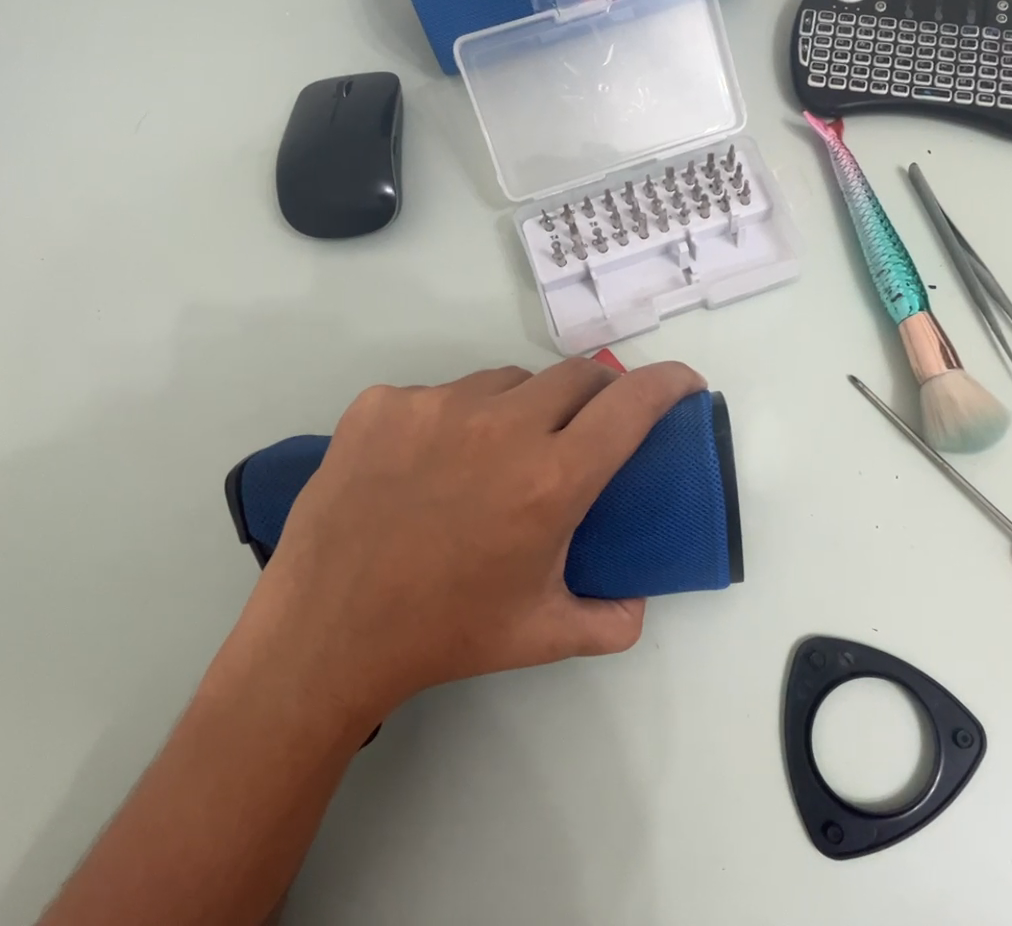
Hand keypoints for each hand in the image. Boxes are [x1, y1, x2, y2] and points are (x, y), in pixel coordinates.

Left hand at [258, 358, 705, 719]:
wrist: (327, 634)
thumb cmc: (446, 633)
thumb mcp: (545, 636)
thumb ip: (613, 620)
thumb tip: (638, 601)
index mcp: (552, 478)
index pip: (632, 403)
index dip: (669, 383)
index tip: (685, 385)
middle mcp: (501, 426)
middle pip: (576, 376)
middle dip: (598, 395)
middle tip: (588, 430)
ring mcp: (434, 406)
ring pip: (506, 382)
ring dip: (524, 407)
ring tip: (501, 454)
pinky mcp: (381, 404)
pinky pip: (440, 395)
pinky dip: (453, 419)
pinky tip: (430, 465)